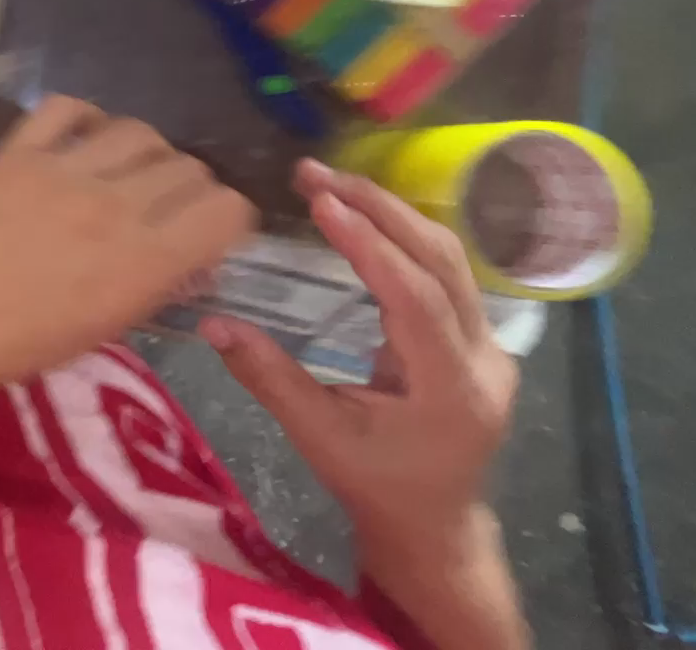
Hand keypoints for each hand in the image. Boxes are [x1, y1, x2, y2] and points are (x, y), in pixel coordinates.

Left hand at [0, 94, 255, 393]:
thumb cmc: (22, 343)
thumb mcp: (109, 327)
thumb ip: (160, 284)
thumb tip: (194, 255)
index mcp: (145, 261)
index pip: (227, 208)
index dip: (223, 220)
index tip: (203, 232)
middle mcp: (113, 206)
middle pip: (187, 166)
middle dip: (186, 189)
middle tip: (158, 208)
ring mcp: (62, 171)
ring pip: (138, 131)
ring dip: (143, 153)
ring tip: (121, 174)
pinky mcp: (16, 153)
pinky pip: (65, 108)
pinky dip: (84, 118)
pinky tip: (79, 143)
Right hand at [201, 159, 518, 553]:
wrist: (432, 521)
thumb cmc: (374, 481)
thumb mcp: (315, 435)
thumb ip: (268, 376)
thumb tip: (211, 322)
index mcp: (451, 385)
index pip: (417, 298)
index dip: (370, 247)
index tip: (321, 202)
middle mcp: (482, 355)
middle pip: (444, 262)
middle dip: (380, 209)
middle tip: (314, 174)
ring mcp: (484, 343)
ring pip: (450, 259)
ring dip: (389, 213)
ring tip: (329, 182)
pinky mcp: (468, 337)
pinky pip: (441, 271)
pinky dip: (398, 234)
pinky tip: (359, 215)